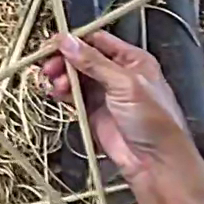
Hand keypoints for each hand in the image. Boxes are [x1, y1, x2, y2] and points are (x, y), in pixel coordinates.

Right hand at [40, 31, 192, 182]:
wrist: (155, 163)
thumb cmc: (151, 118)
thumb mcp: (124, 84)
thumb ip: (93, 62)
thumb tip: (66, 41)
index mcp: (131, 59)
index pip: (98, 40)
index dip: (75, 40)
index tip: (53, 43)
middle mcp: (117, 72)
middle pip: (84, 57)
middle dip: (65, 60)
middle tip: (48, 67)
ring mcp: (104, 93)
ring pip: (76, 76)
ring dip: (62, 76)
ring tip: (54, 84)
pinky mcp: (93, 112)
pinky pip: (74, 96)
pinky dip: (62, 92)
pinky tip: (55, 93)